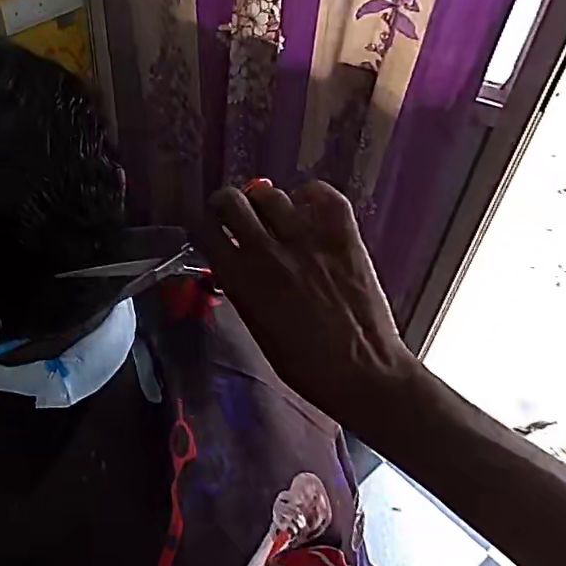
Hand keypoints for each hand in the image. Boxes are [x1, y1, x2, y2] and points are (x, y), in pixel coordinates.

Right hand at [196, 181, 423, 434]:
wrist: (363, 372)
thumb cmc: (302, 362)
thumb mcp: (254, 324)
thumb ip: (240, 286)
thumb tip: (233, 263)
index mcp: (240, 278)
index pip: (203, 230)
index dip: (202, 226)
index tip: (209, 230)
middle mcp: (267, 252)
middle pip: (231, 201)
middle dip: (227, 203)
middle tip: (235, 214)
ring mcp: (307, 241)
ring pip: (270, 193)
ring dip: (266, 202)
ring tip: (275, 216)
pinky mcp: (343, 237)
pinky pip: (322, 195)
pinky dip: (312, 196)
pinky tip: (308, 210)